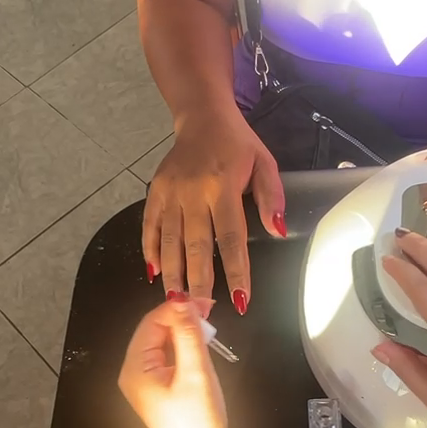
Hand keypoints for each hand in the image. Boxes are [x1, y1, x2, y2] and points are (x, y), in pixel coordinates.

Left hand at [119, 298, 227, 427]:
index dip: (176, 308)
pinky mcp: (158, 388)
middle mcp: (134, 372)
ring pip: (163, 342)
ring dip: (184, 331)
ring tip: (209, 327)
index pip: (151, 322)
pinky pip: (167, 357)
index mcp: (136, 368)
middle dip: (181, 318)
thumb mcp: (196, 374)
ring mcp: (145, 381)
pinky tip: (202, 345)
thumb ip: (189, 336)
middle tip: (210, 311)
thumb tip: (183, 302)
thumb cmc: (197, 422)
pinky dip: (184, 347)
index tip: (204, 302)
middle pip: (155, 330)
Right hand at [143, 105, 285, 316]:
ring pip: (170, 241)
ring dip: (172, 275)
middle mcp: (193, 192)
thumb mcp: (264, 162)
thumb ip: (270, 196)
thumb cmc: (237, 143)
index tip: (239, 299)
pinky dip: (150, 251)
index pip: (231, 237)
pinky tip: (153, 274)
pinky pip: (150, 227)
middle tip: (201, 312)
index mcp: (222, 186)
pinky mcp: (155, 192)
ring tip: (176, 302)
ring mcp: (170, 193)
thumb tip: (276, 230)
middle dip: (199, 282)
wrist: (201, 115)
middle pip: (196, 246)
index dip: (236, 271)